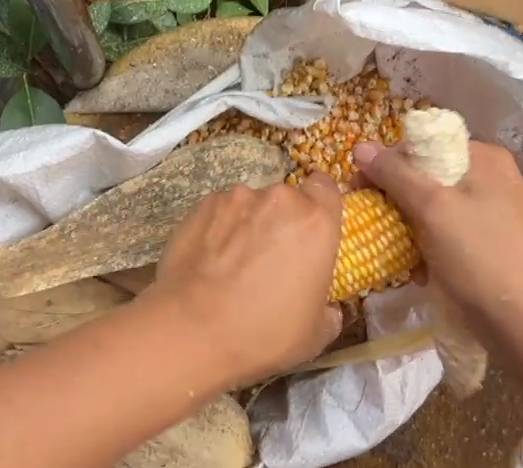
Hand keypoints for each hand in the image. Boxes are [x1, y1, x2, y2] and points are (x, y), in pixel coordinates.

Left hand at [142, 176, 344, 386]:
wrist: (194, 328)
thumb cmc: (265, 334)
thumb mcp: (316, 334)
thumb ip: (328, 309)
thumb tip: (327, 308)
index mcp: (315, 222)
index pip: (326, 188)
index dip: (319, 205)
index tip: (311, 229)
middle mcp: (279, 199)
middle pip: (286, 200)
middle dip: (281, 222)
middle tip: (270, 258)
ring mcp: (237, 197)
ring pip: (251, 205)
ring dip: (248, 224)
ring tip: (233, 262)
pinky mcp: (203, 203)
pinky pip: (221, 211)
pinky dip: (220, 228)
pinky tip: (210, 259)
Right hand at [354, 140, 522, 343]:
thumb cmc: (481, 259)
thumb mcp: (431, 209)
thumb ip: (393, 173)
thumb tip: (359, 146)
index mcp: (483, 157)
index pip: (420, 145)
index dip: (386, 163)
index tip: (361, 189)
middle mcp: (492, 177)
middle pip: (426, 175)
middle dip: (397, 199)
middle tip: (377, 222)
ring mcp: (494, 212)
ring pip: (434, 206)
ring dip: (410, 226)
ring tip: (400, 251)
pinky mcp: (492, 243)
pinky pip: (448, 230)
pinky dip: (429, 245)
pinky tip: (421, 269)